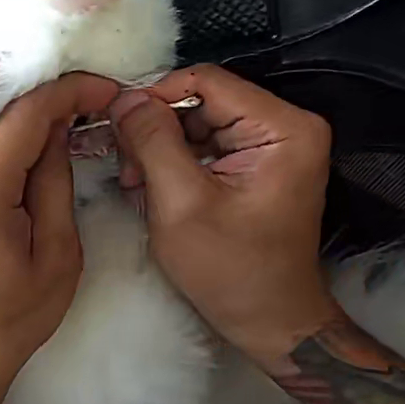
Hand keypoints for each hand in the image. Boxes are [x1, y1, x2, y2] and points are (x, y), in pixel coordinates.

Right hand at [108, 64, 339, 369]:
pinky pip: (210, 148)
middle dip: (157, 130)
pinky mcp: (260, 167)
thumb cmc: (232, 271)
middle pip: (204, 102)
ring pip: (201, 125)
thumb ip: (152, 142)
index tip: (117, 124)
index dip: (155, 96)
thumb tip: (124, 98)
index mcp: (283, 128)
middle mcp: (287, 127)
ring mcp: (275, 148)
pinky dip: (178, 165)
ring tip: (136, 184)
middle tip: (124, 165)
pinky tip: (154, 189)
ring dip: (162, 150)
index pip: (207, 81)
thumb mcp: (182, 204)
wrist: (271, 322)